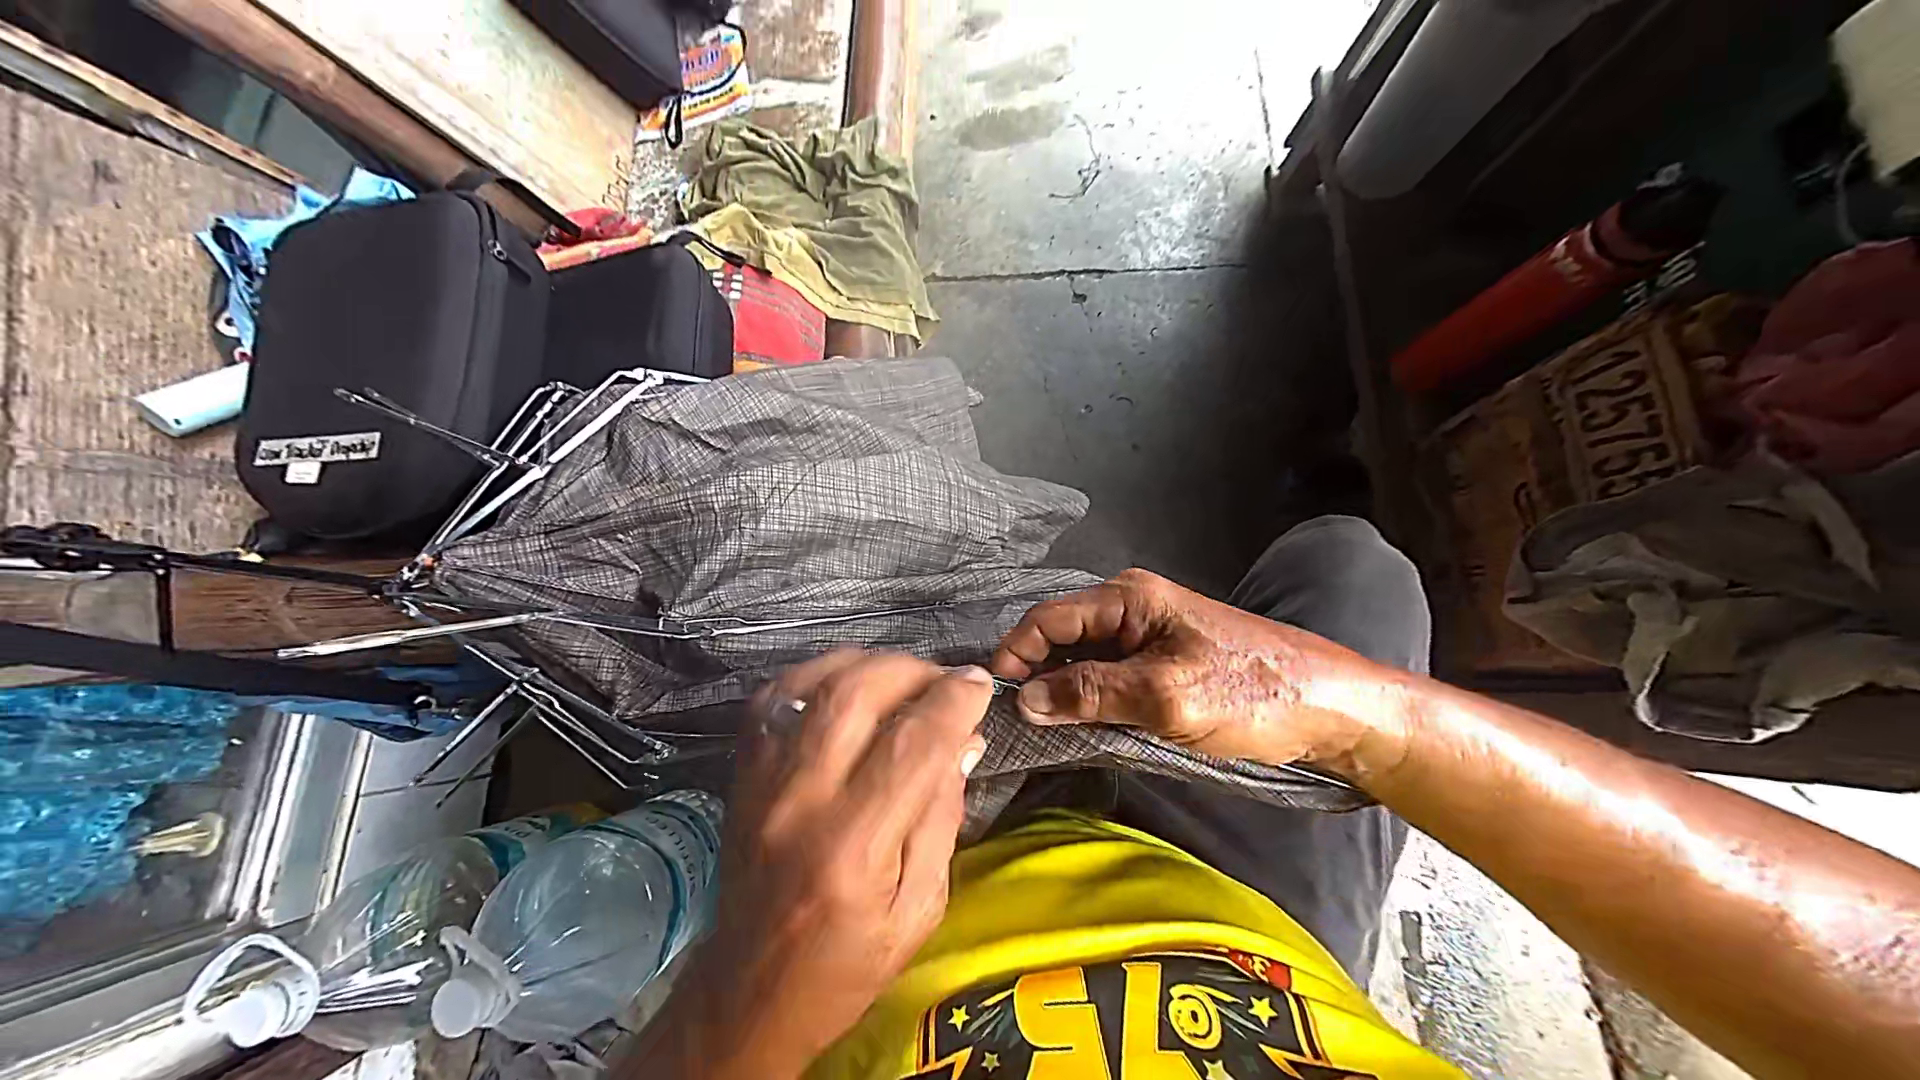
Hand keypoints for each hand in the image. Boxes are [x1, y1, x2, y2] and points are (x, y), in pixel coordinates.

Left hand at [645, 651, 992, 1079]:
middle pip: (858, 693)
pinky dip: (823, 672)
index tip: (980, 685)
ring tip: (906, 680)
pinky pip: (779, 693)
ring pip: (816, 682)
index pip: (913, 744)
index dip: (955, 701)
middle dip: (915, 671)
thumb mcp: (919, 909)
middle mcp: (800, 800)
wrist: (748, 991)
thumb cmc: (845, 963)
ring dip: (872, 664)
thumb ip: (943, 817)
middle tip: (946, 681)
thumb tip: (964, 741)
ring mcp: (762, 778)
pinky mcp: (742, 769)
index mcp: (853, 848)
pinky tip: (852, 683)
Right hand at [990, 568, 1402, 775]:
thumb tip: (1026, 700)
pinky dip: (1088, 696)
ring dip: (1061, 689)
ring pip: (1083, 657)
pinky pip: (1107, 673)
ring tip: (1043, 727)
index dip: (1016, 653)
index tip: (995, 697)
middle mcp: (1131, 606)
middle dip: (1035, 673)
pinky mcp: (1159, 659)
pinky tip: (1081, 723)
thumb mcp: (1166, 696)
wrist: (1331, 707)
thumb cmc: (1253, 692)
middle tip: (1016, 720)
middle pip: (1061, 635)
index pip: (1049, 617)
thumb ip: (1090, 694)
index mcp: (1129, 598)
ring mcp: (1146, 633)